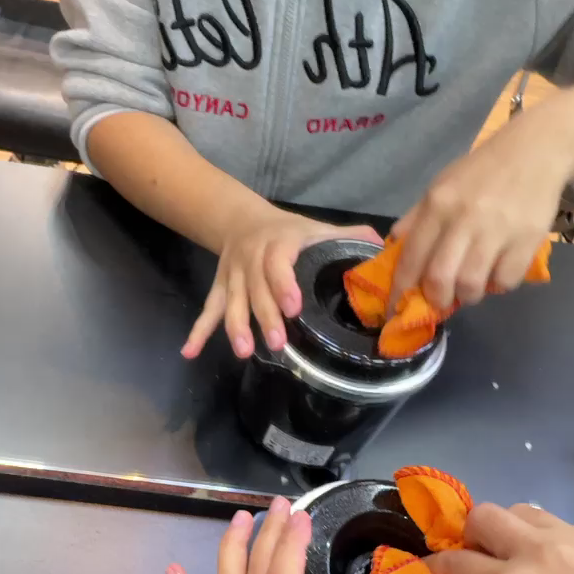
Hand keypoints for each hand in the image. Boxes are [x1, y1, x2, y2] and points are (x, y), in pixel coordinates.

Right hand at [183, 212, 381, 358]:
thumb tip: (383, 246)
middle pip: (254, 290)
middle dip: (264, 317)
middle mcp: (250, 260)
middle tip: (278, 343)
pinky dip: (198, 331)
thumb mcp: (315, 228)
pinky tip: (189, 352)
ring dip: (235, 328)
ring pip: (232, 303)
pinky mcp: (220, 290)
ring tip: (244, 351)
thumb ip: (347, 237)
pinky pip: (208, 311)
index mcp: (277, 244)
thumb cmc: (287, 231)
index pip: (277, 263)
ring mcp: (232, 277)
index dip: (282, 284)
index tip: (293, 307)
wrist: (241, 221)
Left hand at [389, 123, 573, 312]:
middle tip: (440, 300)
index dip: (400, 290)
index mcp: (438, 205)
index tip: (395, 309)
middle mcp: (464, 218)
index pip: (411, 258)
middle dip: (435, 299)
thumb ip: (416, 218)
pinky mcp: (528, 238)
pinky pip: (506, 279)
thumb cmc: (481, 172)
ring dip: (467, 296)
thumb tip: (393, 248)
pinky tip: (497, 272)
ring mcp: (498, 229)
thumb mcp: (441, 186)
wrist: (536, 149)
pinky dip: (499, 285)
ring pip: (471, 284)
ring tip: (470, 286)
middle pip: (440, 278)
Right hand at [423, 504, 573, 573]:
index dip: (435, 570)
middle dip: (470, 537)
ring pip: (525, 512)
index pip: (453, 562)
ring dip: (511, 533)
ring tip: (529, 569)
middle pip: (483, 516)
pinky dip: (554, 546)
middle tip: (483, 569)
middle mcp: (540, 550)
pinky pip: (567, 529)